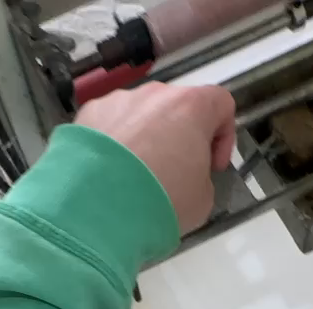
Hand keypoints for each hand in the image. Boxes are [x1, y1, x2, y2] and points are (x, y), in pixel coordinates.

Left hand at [76, 82, 235, 231]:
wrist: (100, 208)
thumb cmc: (160, 201)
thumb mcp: (202, 200)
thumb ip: (202, 177)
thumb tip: (188, 176)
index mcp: (191, 107)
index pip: (220, 103)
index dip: (223, 135)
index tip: (213, 165)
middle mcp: (155, 95)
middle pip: (177, 109)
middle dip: (179, 139)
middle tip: (174, 177)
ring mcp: (119, 100)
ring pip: (141, 117)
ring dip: (145, 141)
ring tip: (136, 180)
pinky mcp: (89, 115)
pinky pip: (110, 126)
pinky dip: (115, 146)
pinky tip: (111, 176)